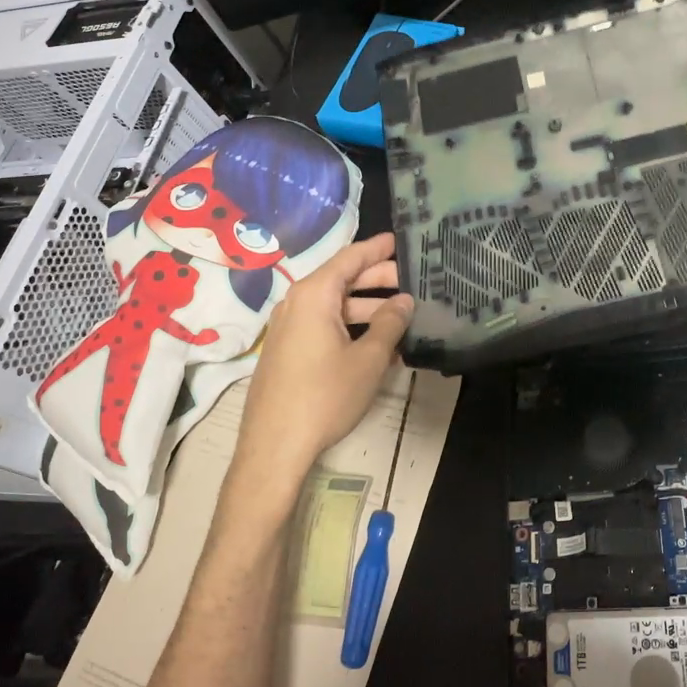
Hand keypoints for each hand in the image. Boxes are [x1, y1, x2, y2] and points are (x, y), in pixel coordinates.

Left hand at [236, 232, 413, 471]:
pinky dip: (350, 326)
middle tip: (412, 280)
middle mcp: (297, 303)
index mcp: (314, 295)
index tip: (400, 240)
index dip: (377, 248)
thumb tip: (404, 301)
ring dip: (367, 307)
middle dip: (377, 279)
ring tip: (402, 316)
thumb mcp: (368, 359)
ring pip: (334, 305)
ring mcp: (288, 328)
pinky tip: (376, 344)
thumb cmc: (325, 396)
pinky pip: (323, 325)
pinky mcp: (287, 351)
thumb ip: (390, 324)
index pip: (350, 257)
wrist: (274, 447)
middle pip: (341, 279)